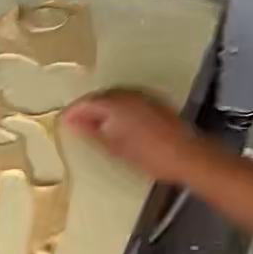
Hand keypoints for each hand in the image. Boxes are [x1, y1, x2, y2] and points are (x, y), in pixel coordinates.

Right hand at [61, 89, 204, 182]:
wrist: (189, 157)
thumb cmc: (150, 156)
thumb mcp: (114, 148)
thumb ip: (91, 132)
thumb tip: (72, 123)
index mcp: (115, 104)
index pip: (86, 103)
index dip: (72, 112)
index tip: (63, 121)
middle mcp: (128, 95)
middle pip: (100, 96)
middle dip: (86, 108)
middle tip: (75, 123)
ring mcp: (143, 97)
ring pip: (114, 97)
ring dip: (101, 107)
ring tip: (93, 124)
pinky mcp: (155, 103)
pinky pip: (127, 100)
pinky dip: (117, 108)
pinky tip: (116, 123)